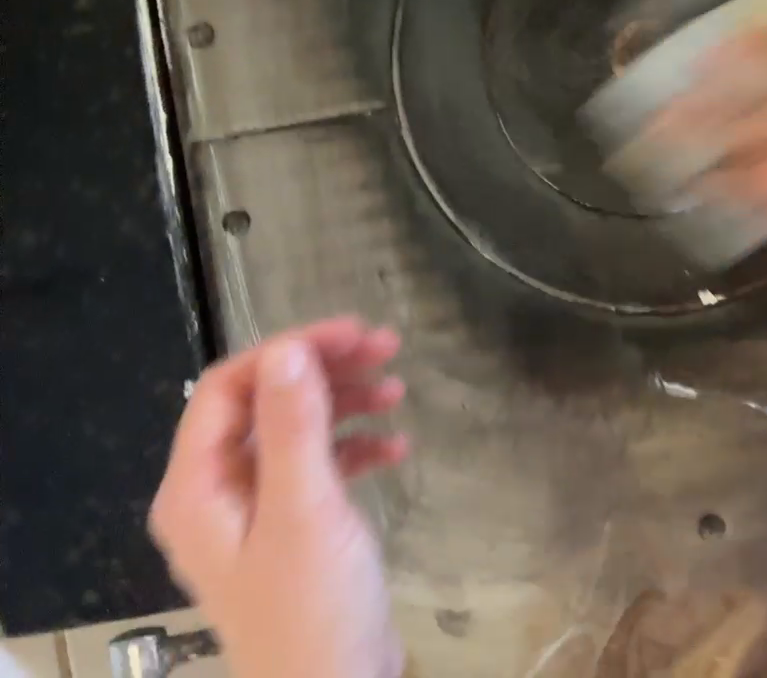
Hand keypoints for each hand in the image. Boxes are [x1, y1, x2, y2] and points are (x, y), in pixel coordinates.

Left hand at [150, 317, 408, 677]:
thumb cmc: (311, 599)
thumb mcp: (306, 508)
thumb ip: (294, 428)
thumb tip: (290, 352)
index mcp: (199, 488)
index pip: (228, 390)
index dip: (290, 351)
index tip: (357, 334)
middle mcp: (217, 492)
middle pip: (263, 404)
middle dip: (325, 371)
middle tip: (390, 348)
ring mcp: (256, 510)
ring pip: (295, 430)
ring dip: (346, 404)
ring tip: (401, 393)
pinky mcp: (294, 525)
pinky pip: (321, 465)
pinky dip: (359, 447)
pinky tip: (398, 448)